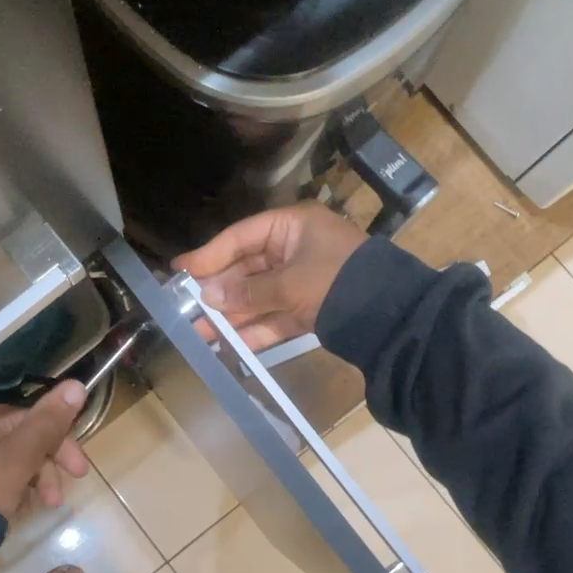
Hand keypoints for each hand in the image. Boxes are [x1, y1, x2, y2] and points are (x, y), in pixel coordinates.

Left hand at [0, 382, 90, 516]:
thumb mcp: (17, 458)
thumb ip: (47, 424)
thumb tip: (76, 384)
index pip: (33, 419)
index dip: (62, 443)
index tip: (80, 472)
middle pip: (24, 441)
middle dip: (48, 467)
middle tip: (58, 499)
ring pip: (13, 462)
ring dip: (34, 481)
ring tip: (40, 507)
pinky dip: (14, 491)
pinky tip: (18, 509)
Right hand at [170, 203, 367, 349]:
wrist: (392, 315)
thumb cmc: (338, 281)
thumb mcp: (290, 284)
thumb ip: (247, 293)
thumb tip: (207, 297)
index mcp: (293, 227)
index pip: (241, 237)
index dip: (209, 255)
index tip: (180, 271)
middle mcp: (295, 249)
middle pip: (247, 269)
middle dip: (218, 293)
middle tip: (185, 310)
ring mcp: (303, 280)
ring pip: (258, 297)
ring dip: (232, 317)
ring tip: (200, 334)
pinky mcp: (310, 309)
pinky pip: (275, 317)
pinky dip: (255, 330)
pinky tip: (230, 345)